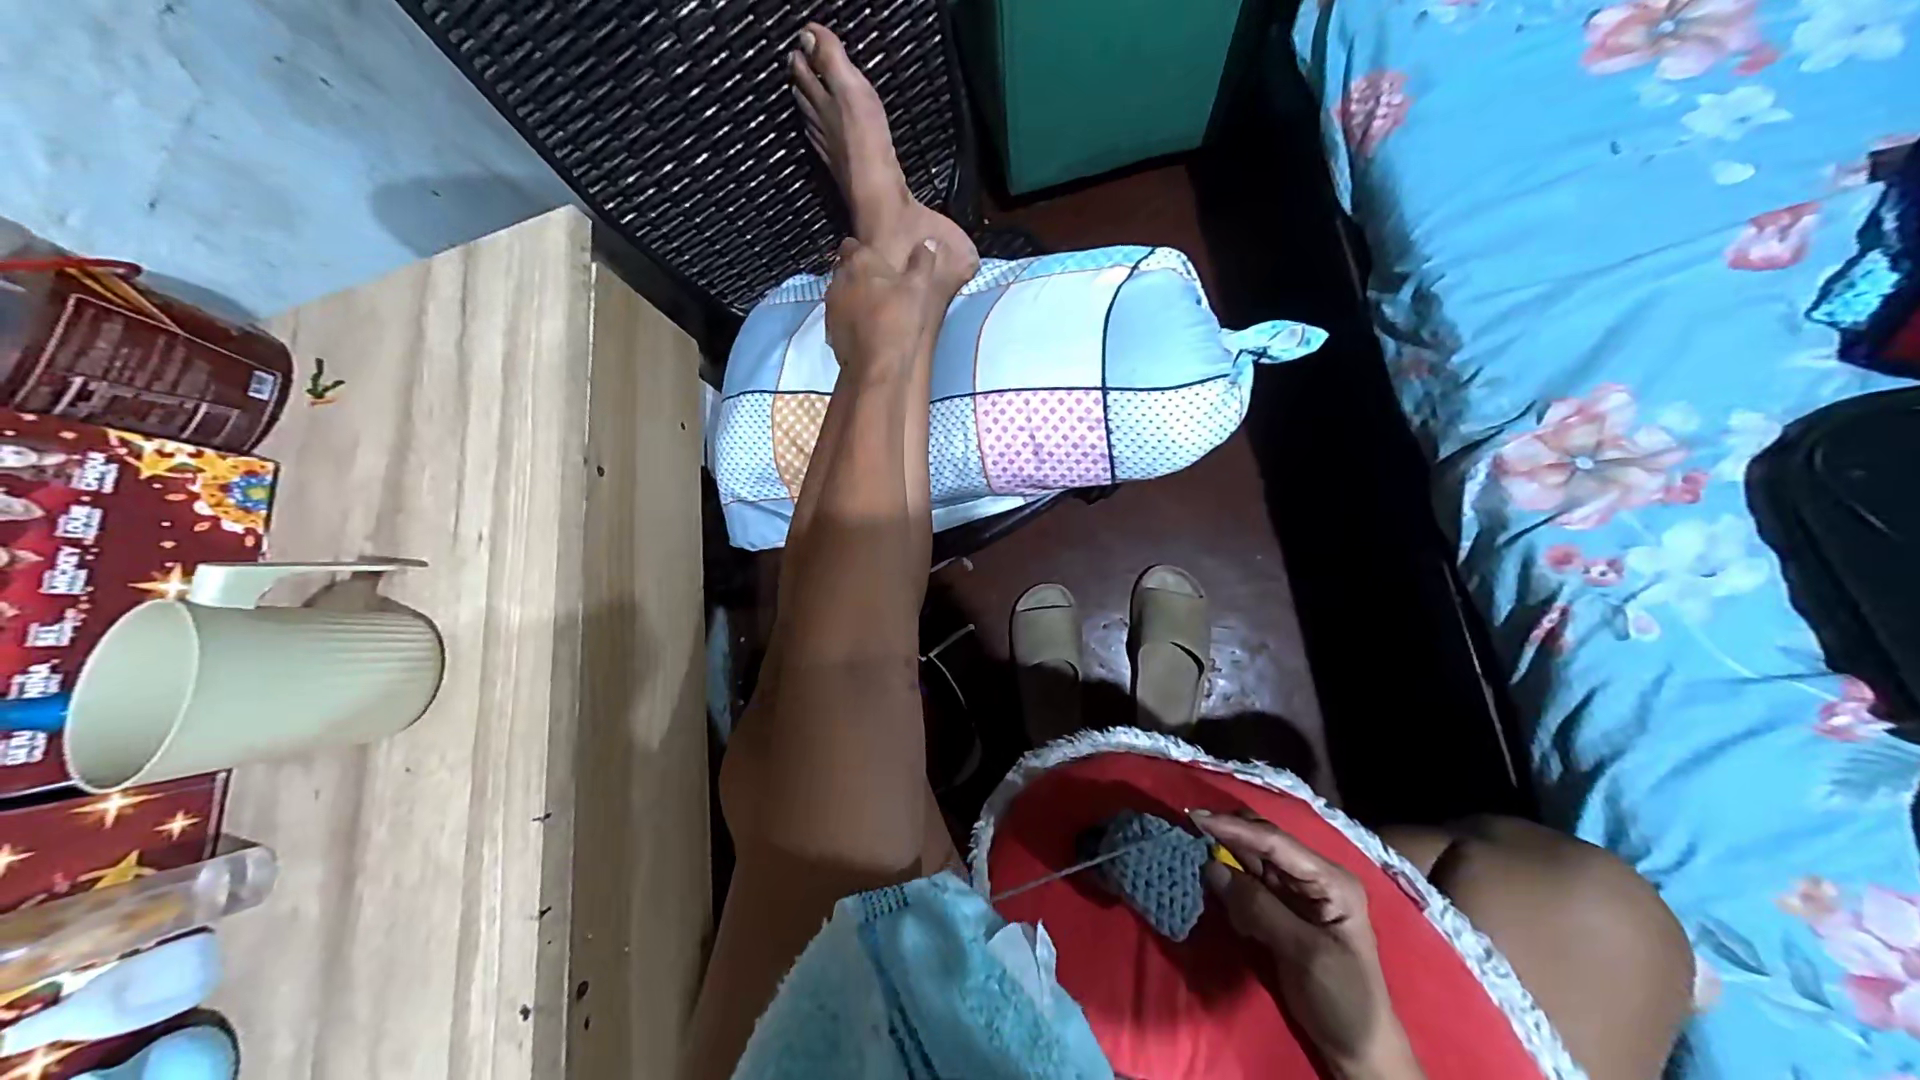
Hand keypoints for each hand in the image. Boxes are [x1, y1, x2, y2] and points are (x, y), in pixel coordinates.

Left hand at [823, 236, 954, 381]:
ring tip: (875, 310)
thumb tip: (928, 243)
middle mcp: (838, 279)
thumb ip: (922, 262)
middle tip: (880, 286)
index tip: (879, 263)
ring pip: (841, 294)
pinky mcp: (829, 330)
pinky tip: (867, 330)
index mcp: (858, 261)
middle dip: (858, 275)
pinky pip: (840, 317)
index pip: (852, 244)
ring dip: (853, 298)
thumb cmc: (898, 320)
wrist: (877, 366)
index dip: (865, 253)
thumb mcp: (919, 288)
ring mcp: (830, 306)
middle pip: (845, 270)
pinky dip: (850, 320)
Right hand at [1195, 811, 1425, 1079]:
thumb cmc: (1343, 998)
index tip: (1195, 817)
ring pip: (1251, 858)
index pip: (1274, 842)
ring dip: (1222, 852)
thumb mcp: (1304, 953)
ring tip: (1190, 846)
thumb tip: (1211, 868)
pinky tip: (1209, 878)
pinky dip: (1227, 878)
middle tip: (1187, 827)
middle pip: (1262, 841)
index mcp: (1330, 880)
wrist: (1359, 1049)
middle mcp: (1312, 876)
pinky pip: (1247, 882)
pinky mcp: (1279, 909)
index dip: (1234, 827)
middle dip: (1227, 832)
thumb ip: (1258, 907)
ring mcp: (1296, 892)